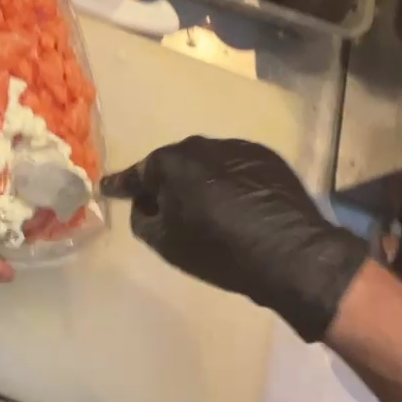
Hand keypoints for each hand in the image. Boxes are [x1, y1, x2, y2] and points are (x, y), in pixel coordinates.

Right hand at [102, 137, 366, 341]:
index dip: (121, 185)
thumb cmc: (219, 250)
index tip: (108, 188)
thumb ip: (143, 219)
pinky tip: (241, 208)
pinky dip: (233, 184)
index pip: (138, 174)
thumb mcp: (167, 243)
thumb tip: (144, 206)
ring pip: (207, 166)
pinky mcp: (267, 158)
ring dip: (203, 183)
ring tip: (212, 212)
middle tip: (170, 210)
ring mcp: (236, 148)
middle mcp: (200, 146)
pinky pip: (237, 170)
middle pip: (175, 166)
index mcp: (171, 163)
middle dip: (169, 185)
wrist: (292, 255)